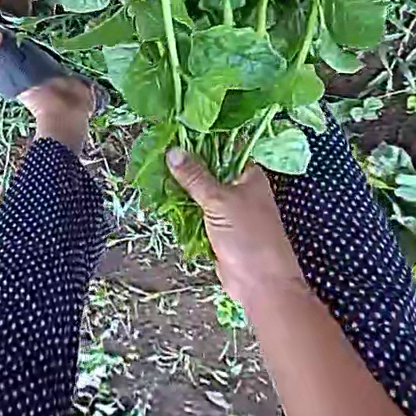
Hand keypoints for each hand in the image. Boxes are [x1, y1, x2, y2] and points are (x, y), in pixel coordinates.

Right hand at [166, 151, 307, 307]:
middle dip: (187, 166)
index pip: (224, 147)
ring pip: (202, 193)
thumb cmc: (249, 236)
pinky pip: (198, 213)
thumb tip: (174, 151)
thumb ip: (196, 177)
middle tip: (157, 154)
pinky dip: (183, 209)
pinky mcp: (219, 229)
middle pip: (210, 171)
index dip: (201, 139)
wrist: (262, 284)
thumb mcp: (219, 201)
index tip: (175, 131)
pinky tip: (162, 200)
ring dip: (182, 189)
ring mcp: (230, 209)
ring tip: (154, 174)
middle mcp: (240, 187)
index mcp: (248, 173)